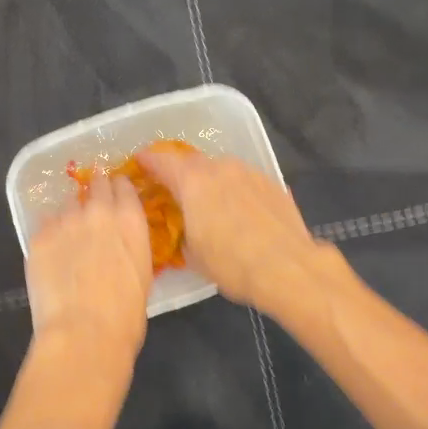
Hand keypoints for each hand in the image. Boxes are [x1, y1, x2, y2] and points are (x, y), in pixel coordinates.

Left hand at [25, 174, 154, 359]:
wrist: (83, 333)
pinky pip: (45, 224)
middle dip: (95, 191)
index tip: (116, 196)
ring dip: (71, 215)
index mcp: (130, 220)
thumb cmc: (125, 315)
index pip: (123, 185)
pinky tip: (52, 255)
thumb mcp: (142, 272)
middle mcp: (98, 211)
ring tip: (70, 238)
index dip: (118, 189)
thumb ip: (129, 244)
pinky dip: (50, 234)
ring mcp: (65, 220)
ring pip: (68, 204)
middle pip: (96, 184)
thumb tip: (118, 242)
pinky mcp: (39, 236)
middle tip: (93, 207)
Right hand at [134, 149, 341, 315]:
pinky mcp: (272, 184)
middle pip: (193, 162)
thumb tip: (186, 231)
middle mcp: (220, 168)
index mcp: (193, 181)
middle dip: (180, 172)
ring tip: (210, 203)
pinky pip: (245, 182)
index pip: (162, 161)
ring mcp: (250, 173)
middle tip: (173, 187)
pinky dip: (236, 191)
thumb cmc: (232, 263)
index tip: (139, 162)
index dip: (148, 161)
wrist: (288, 267)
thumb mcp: (194, 255)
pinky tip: (240, 212)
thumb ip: (183, 233)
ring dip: (211, 182)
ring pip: (222, 170)